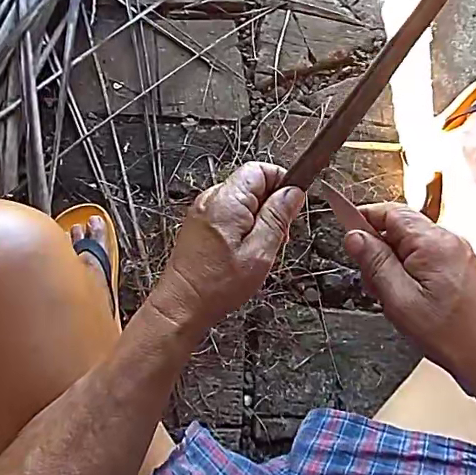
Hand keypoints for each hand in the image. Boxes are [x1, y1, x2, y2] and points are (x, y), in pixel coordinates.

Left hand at [145, 162, 305, 334]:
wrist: (182, 305)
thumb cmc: (215, 286)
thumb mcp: (260, 252)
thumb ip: (278, 217)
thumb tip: (294, 192)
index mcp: (227, 200)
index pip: (260, 169)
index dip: (282, 183)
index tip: (291, 205)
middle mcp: (211, 198)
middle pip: (252, 184)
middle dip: (271, 206)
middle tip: (277, 236)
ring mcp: (203, 210)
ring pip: (243, 200)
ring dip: (258, 219)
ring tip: (259, 249)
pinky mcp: (200, 223)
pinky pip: (229, 213)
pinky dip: (243, 227)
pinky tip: (244, 252)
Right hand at [342, 204, 475, 398]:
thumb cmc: (453, 336)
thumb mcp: (399, 300)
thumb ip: (374, 263)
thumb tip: (355, 237)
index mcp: (433, 243)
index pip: (389, 212)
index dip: (363, 219)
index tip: (347, 234)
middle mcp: (450, 241)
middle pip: (400, 227)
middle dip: (379, 248)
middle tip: (372, 280)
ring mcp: (459, 253)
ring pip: (413, 244)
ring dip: (395, 263)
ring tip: (393, 297)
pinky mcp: (463, 268)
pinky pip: (428, 257)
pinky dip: (412, 271)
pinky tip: (411, 300)